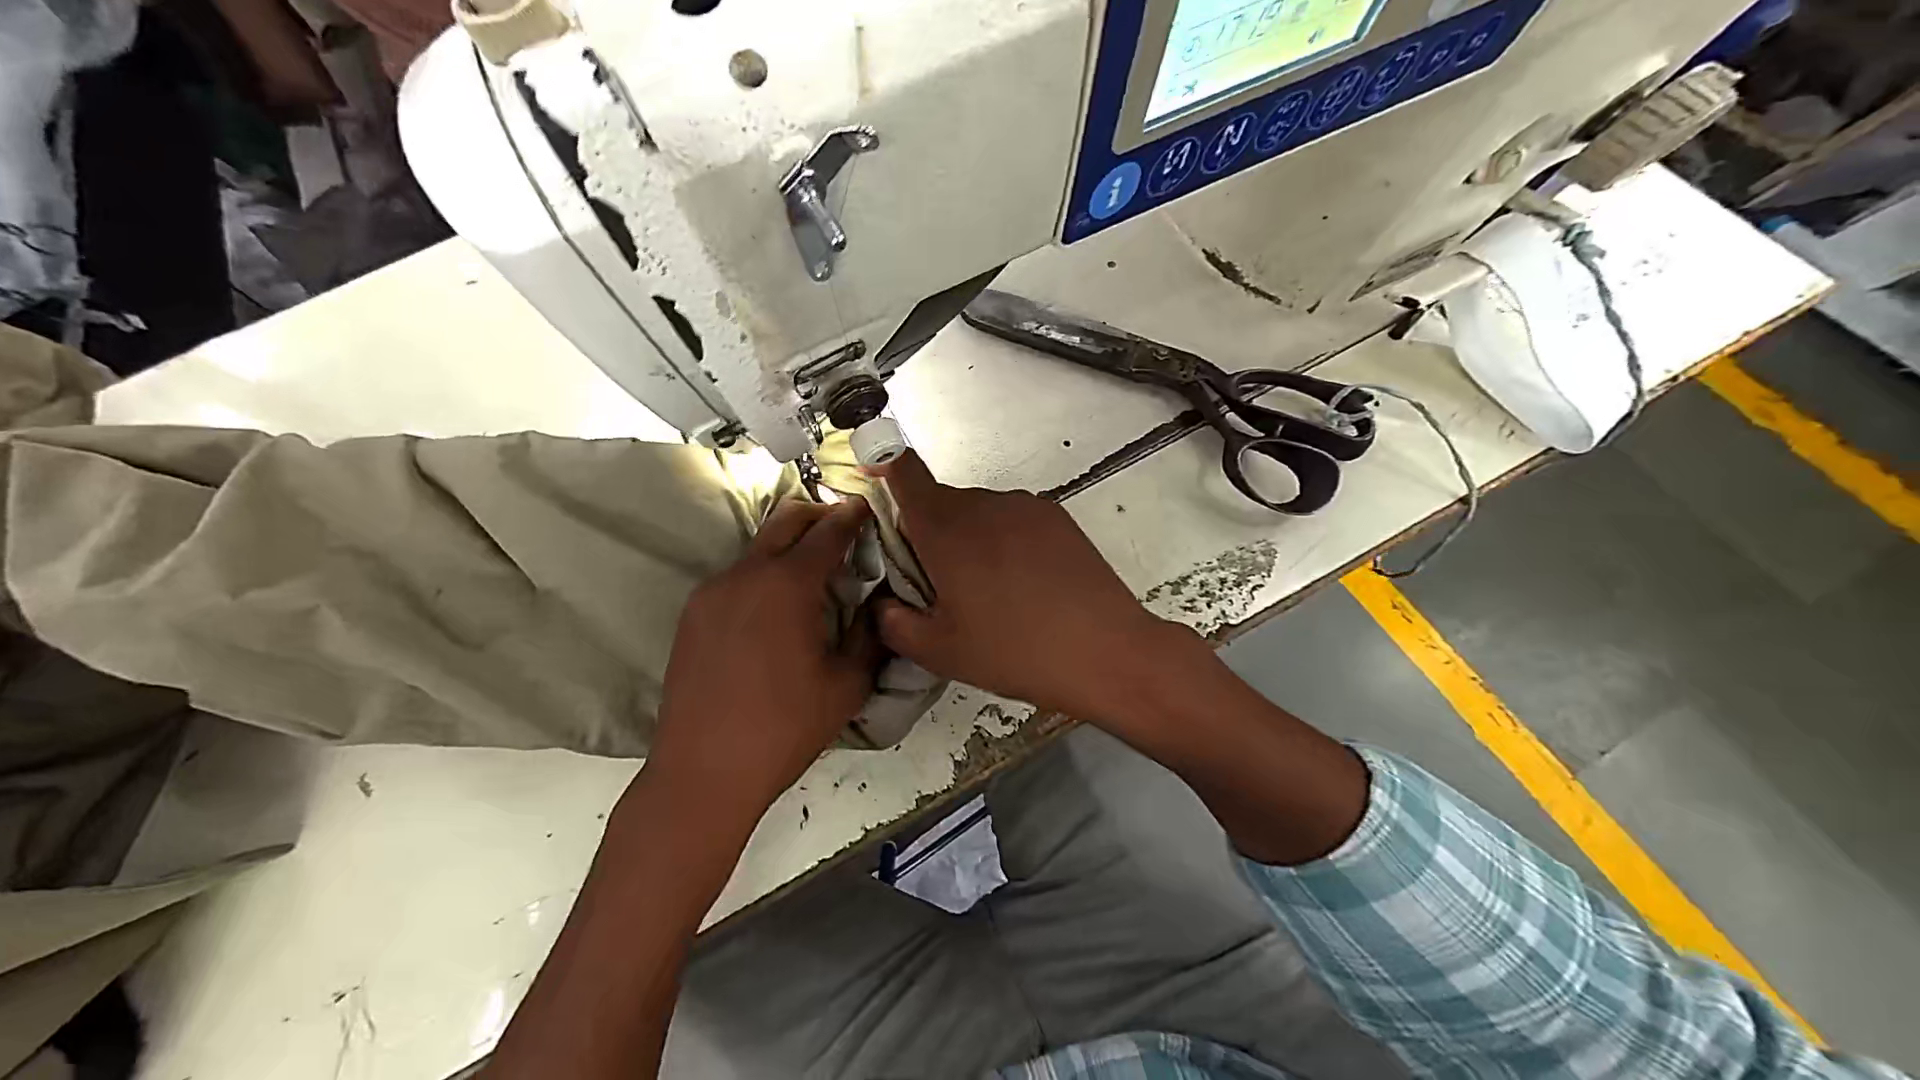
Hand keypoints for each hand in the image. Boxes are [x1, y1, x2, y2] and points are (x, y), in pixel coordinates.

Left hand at [646, 499, 880, 819]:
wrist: (703, 771)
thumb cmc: (784, 729)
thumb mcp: (847, 685)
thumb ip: (869, 635)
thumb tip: (878, 607)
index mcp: (788, 585)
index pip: (829, 530)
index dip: (854, 515)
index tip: (870, 509)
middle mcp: (746, 574)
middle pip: (786, 519)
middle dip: (820, 515)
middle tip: (845, 531)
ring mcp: (712, 592)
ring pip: (759, 548)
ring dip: (790, 549)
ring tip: (815, 580)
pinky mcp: (693, 614)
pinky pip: (738, 578)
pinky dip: (765, 576)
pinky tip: (778, 613)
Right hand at [868, 452, 1198, 724]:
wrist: (1106, 651)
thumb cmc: (1015, 650)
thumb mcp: (939, 651)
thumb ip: (892, 622)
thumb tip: (882, 604)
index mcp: (945, 527)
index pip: (902, 470)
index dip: (882, 470)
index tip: (878, 493)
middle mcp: (984, 503)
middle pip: (939, 501)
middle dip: (928, 535)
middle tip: (940, 586)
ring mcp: (1024, 507)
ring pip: (977, 512)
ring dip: (969, 540)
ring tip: (989, 593)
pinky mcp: (1056, 518)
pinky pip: (1012, 520)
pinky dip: (1004, 542)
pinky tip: (1023, 586)